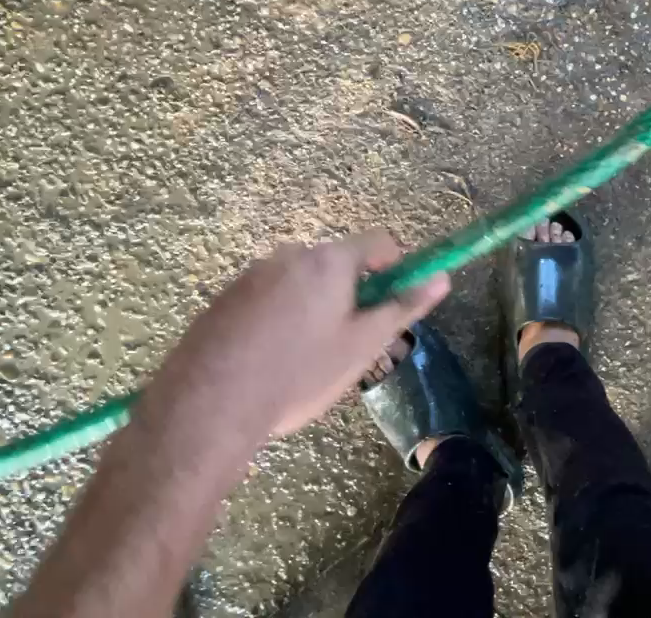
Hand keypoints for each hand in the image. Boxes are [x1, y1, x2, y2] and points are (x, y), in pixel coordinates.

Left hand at [140, 232, 448, 449]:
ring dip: (311, 306)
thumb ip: (403, 307)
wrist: (208, 408)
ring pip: (299, 283)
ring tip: (300, 360)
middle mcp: (290, 254)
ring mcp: (251, 275)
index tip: (390, 305)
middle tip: (345, 343)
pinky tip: (266, 362)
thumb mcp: (362, 346)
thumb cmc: (299, 374)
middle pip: (336, 264)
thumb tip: (442, 277)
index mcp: (329, 260)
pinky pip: (266, 298)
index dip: (395, 268)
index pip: (379, 242)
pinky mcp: (223, 299)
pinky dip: (276, 319)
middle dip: (349, 294)